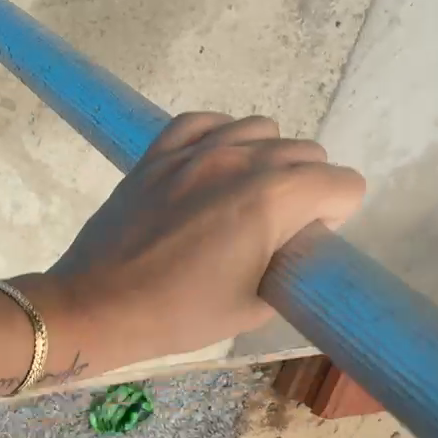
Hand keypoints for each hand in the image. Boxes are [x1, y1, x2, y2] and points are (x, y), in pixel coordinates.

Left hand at [23, 113, 365, 373]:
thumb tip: (292, 240)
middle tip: (267, 231)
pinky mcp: (151, 159)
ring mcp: (189, 155)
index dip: (330, 218)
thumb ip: (290, 263)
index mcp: (273, 196)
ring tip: (238, 199)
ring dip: (262, 159)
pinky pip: (197, 122)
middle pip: (304, 153)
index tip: (296, 246)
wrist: (94, 307)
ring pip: (256, 130)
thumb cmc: (175, 315)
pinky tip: (209, 166)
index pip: (343, 184)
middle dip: (302, 189)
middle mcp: (236, 161)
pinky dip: (214, 136)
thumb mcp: (256, 304)